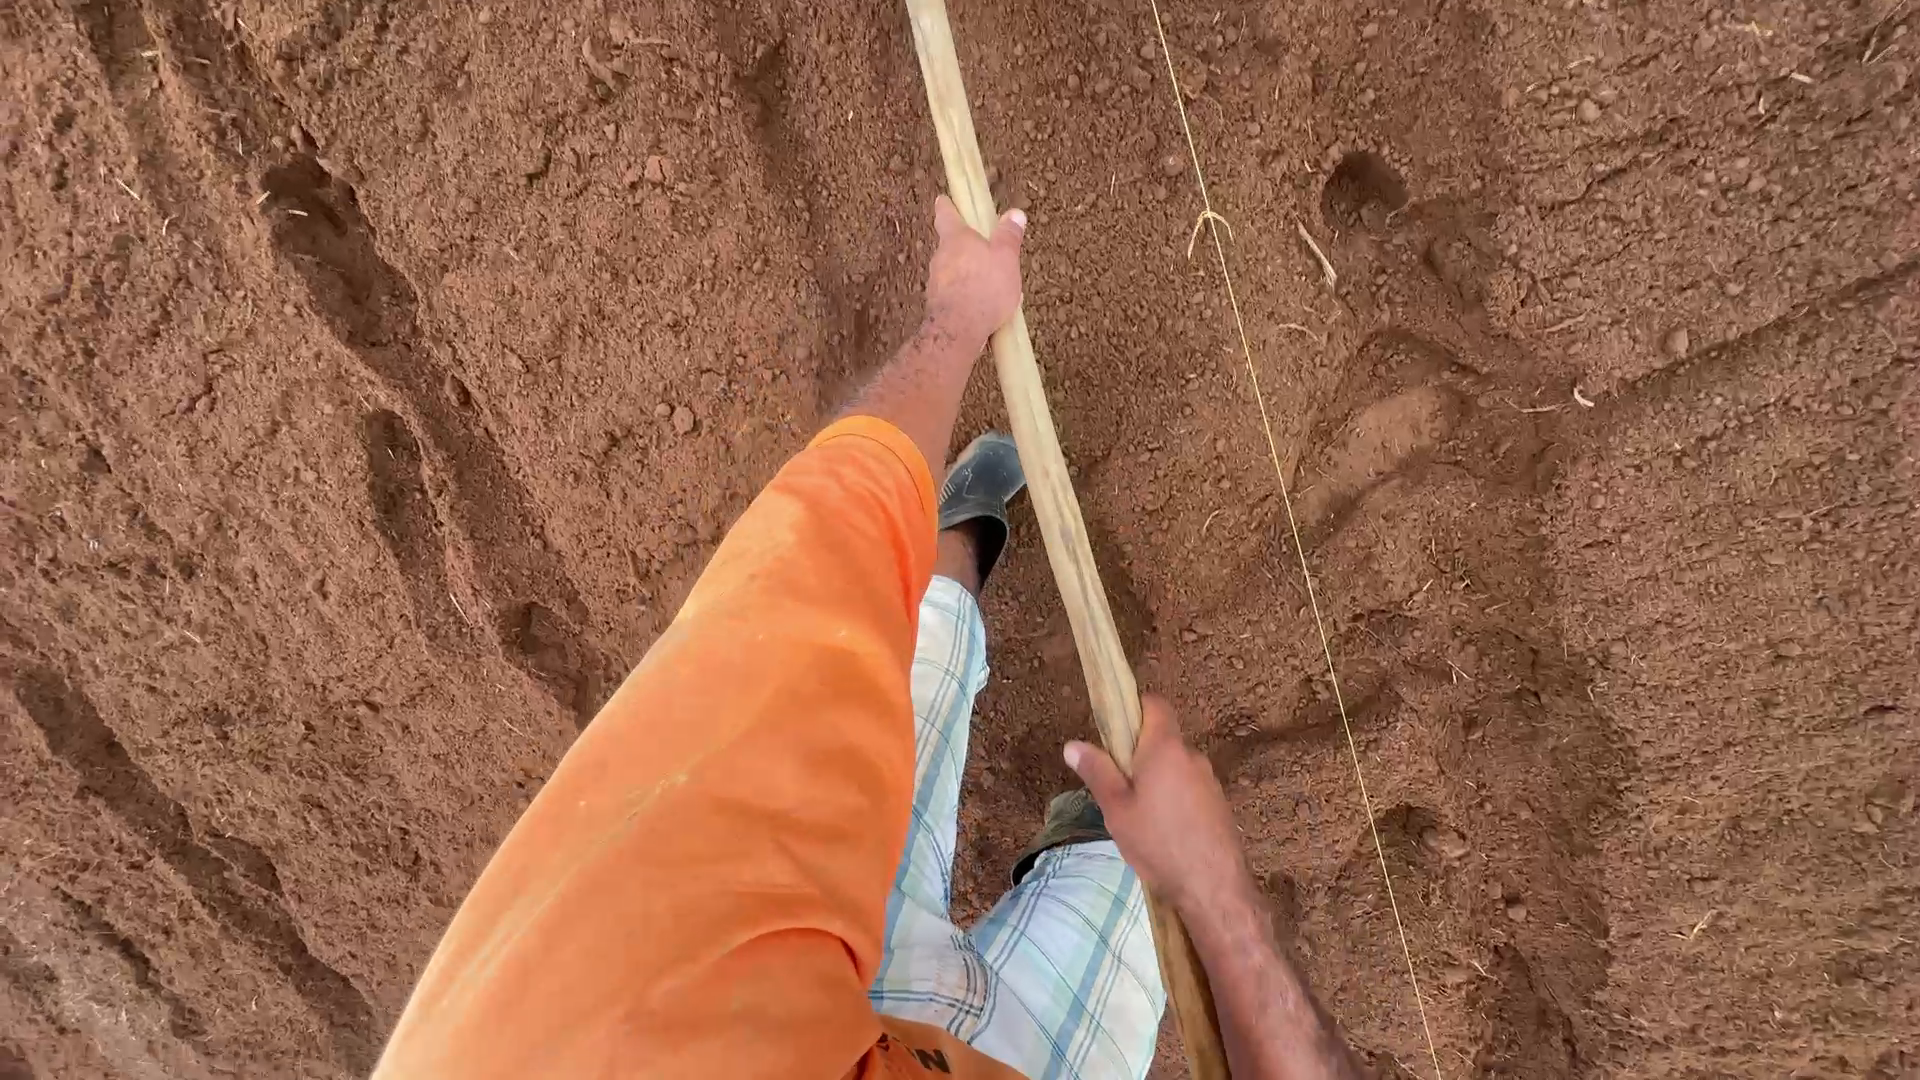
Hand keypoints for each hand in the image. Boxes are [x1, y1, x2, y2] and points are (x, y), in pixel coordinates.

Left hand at [923, 194, 1025, 348]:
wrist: (958, 330)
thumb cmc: (983, 288)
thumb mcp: (1006, 258)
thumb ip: (1009, 236)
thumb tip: (1015, 214)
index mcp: (956, 239)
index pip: (946, 214)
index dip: (947, 206)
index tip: (944, 200)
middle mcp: (940, 258)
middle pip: (950, 246)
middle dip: (965, 249)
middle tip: (983, 252)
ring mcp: (935, 284)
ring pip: (951, 273)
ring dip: (967, 276)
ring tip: (989, 288)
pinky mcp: (938, 307)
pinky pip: (953, 296)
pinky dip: (965, 298)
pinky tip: (982, 310)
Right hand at [1064, 695, 1251, 913]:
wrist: (1215, 891)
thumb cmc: (1159, 842)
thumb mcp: (1116, 809)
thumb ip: (1096, 772)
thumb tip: (1072, 745)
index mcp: (1165, 748)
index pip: (1155, 704)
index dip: (1134, 706)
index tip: (1114, 727)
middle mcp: (1191, 756)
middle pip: (1162, 738)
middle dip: (1138, 753)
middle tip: (1116, 783)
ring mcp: (1209, 781)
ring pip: (1175, 766)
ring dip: (1156, 778)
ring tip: (1137, 814)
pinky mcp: (1219, 805)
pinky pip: (1189, 788)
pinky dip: (1173, 797)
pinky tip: (1162, 831)